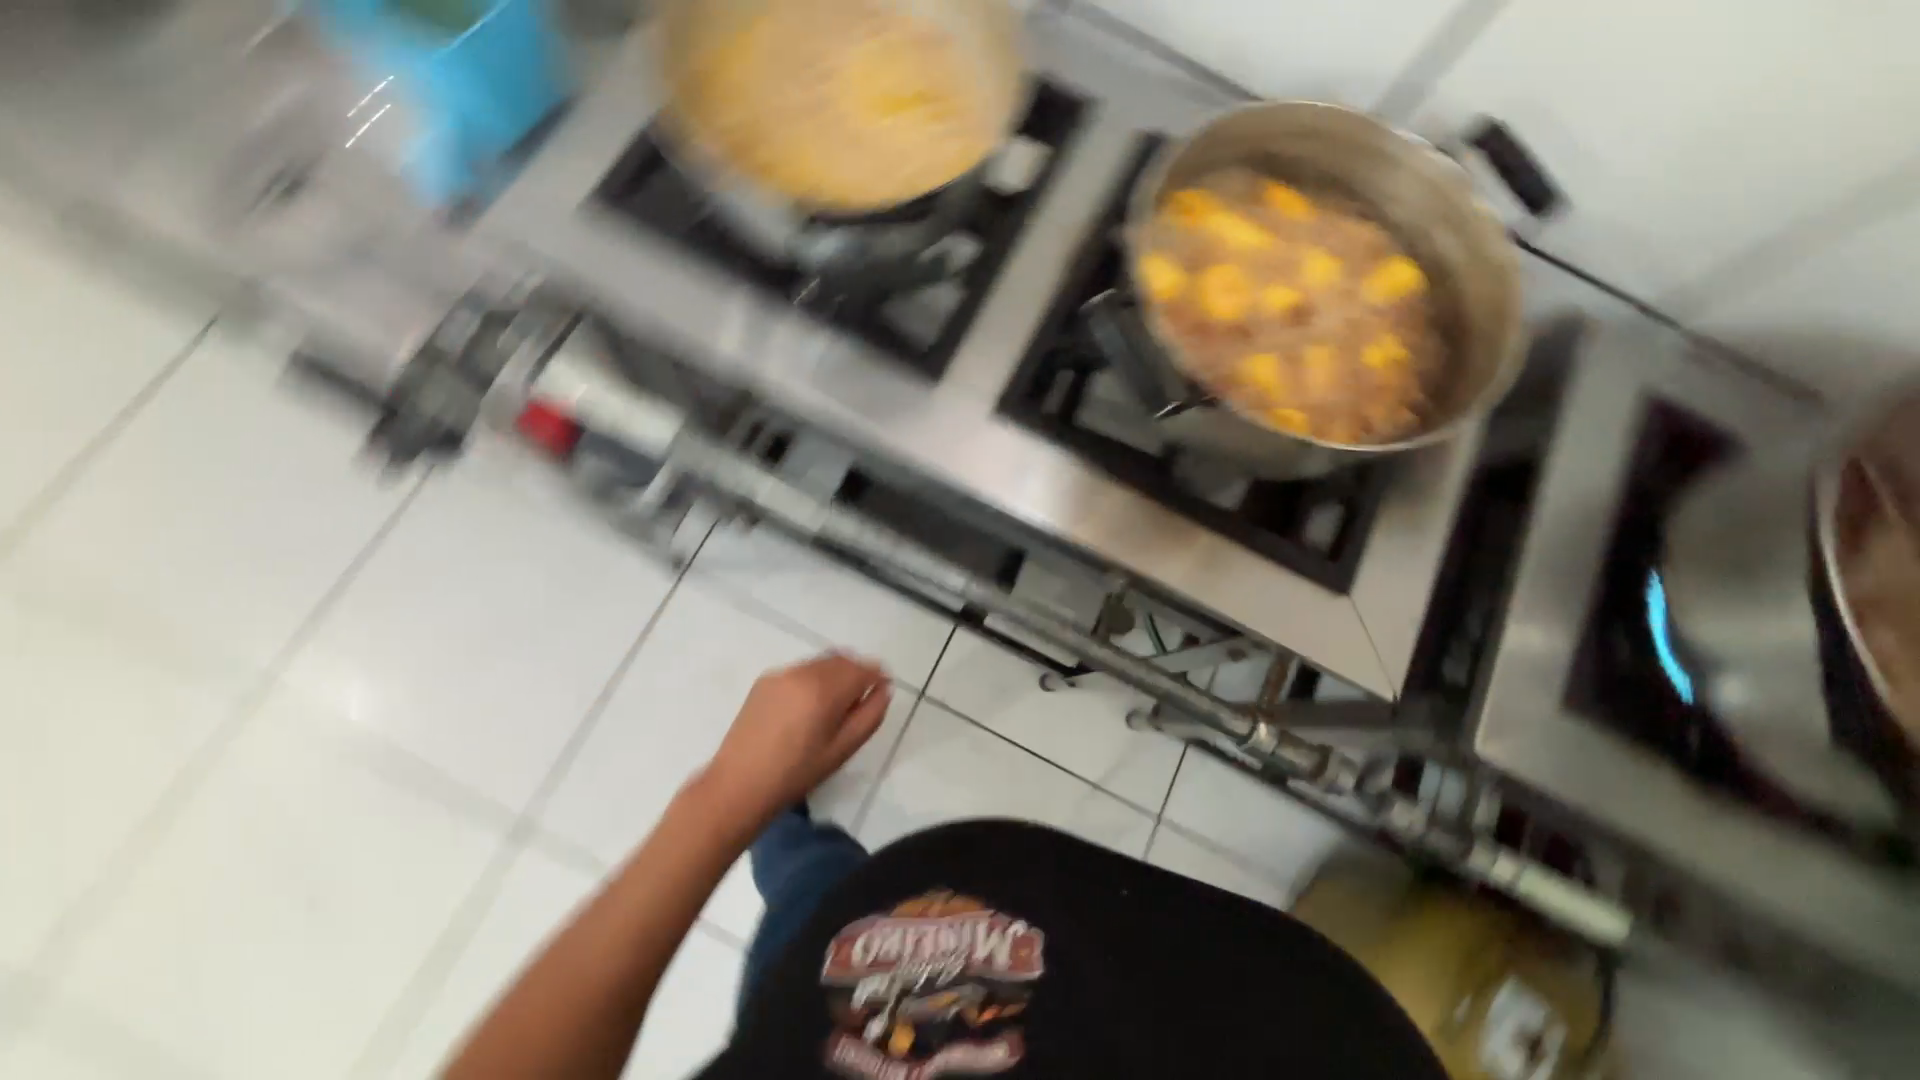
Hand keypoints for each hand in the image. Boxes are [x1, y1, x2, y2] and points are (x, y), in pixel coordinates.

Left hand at [696, 653, 891, 828]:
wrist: (739, 783)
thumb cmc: (797, 773)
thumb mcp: (843, 749)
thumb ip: (870, 714)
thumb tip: (883, 688)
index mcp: (824, 690)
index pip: (862, 668)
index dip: (877, 675)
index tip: (882, 688)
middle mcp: (802, 672)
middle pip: (841, 659)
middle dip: (857, 672)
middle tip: (861, 698)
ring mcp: (780, 674)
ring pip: (820, 662)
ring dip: (836, 673)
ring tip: (835, 704)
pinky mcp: (764, 681)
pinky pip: (800, 670)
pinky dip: (814, 678)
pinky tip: (808, 706)